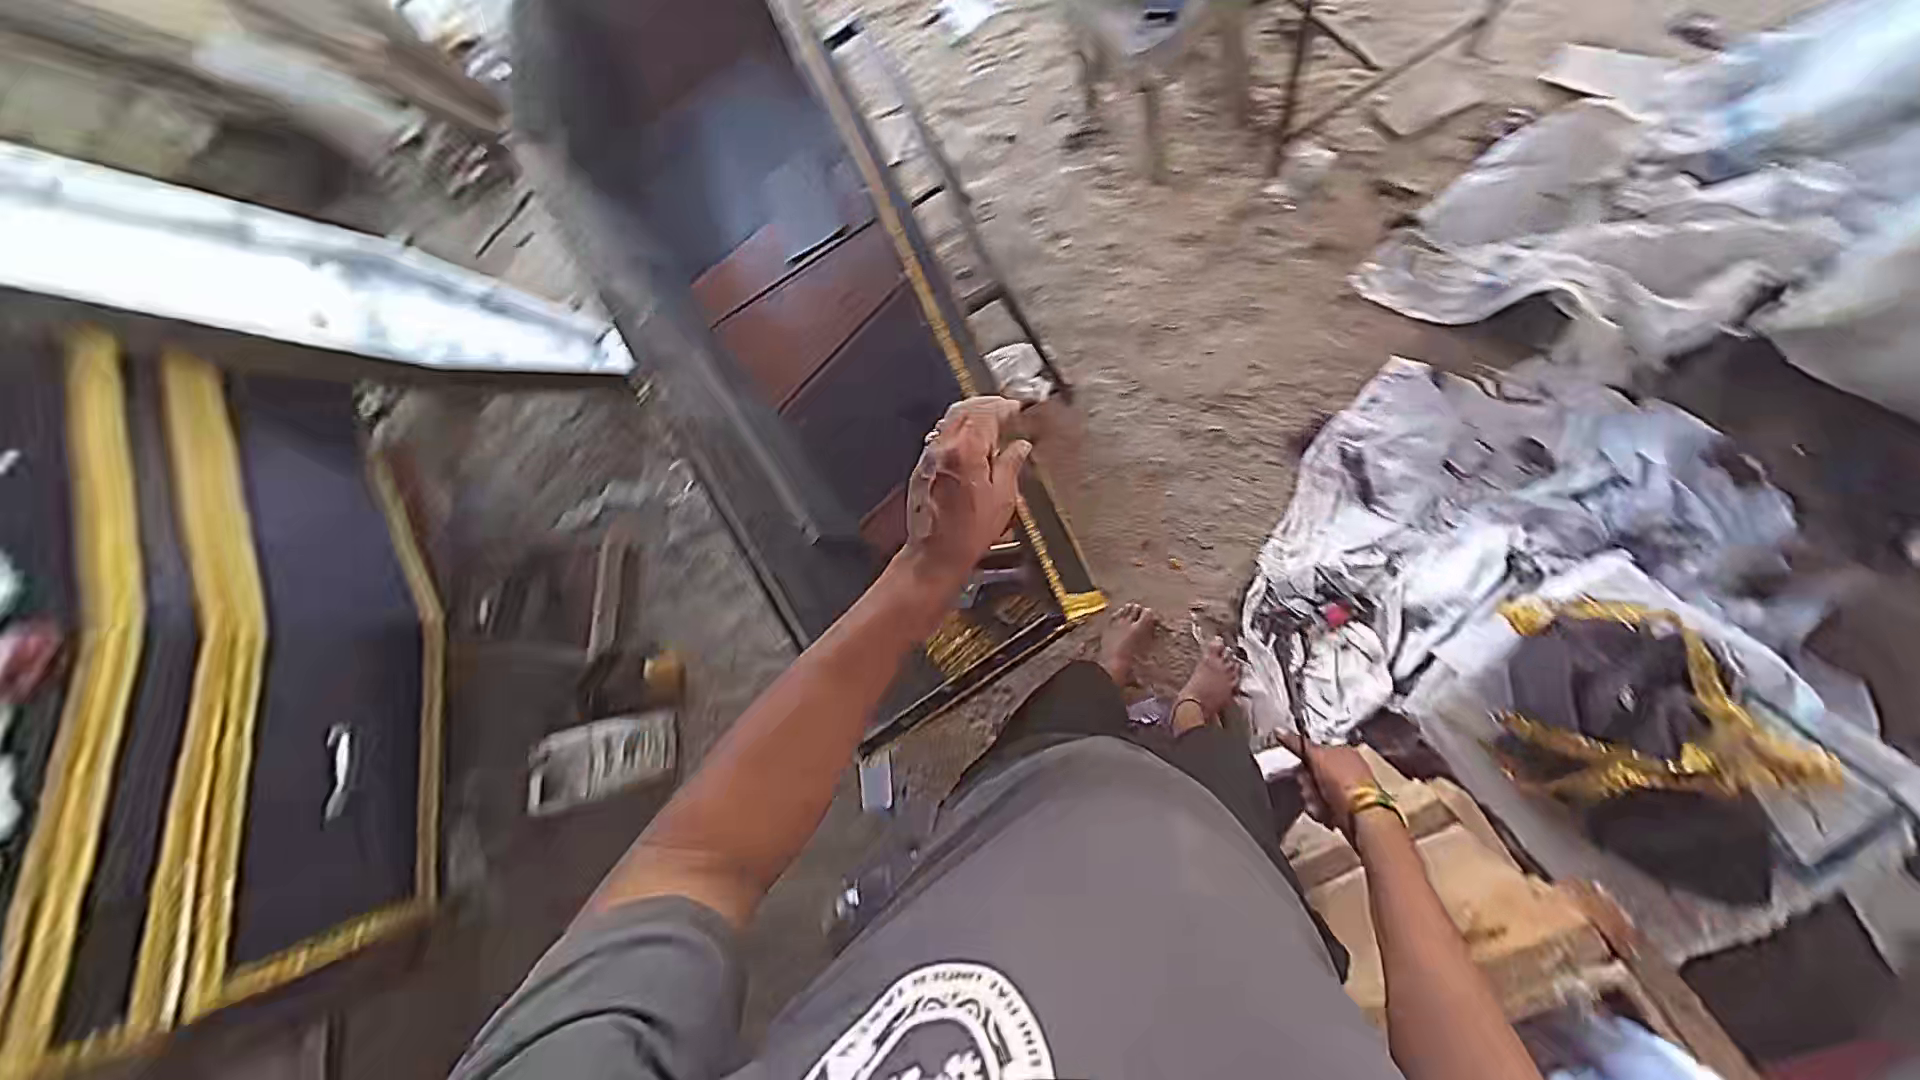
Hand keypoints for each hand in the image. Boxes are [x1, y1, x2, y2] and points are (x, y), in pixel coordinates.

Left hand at [902, 397, 1031, 585]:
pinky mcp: (922, 469)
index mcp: (965, 451)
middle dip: (986, 406)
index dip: (1004, 408)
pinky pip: (941, 439)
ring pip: (949, 422)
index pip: (985, 412)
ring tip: (990, 424)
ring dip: (971, 416)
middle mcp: (943, 448)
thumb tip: (1019, 448)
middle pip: (964, 410)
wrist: (935, 554)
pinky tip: (971, 444)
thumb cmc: (967, 534)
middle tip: (1005, 410)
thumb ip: (1011, 464)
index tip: (1016, 409)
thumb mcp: (1002, 498)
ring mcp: (929, 457)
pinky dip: (958, 432)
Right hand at [1278, 734, 1378, 837]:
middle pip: (1309, 772)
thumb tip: (1278, 730)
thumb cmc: (1341, 781)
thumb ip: (1297, 743)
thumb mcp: (1316, 756)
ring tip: (1320, 804)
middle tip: (1311, 787)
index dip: (1304, 759)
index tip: (1301, 766)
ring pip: (1312, 790)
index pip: (1313, 749)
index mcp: (1343, 751)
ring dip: (1311, 798)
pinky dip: (1319, 810)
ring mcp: (1344, 789)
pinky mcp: (1342, 808)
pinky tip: (1325, 813)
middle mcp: (1345, 769)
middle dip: (1306, 782)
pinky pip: (1320, 806)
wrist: (1362, 817)